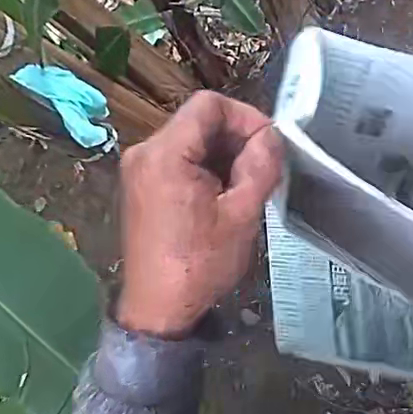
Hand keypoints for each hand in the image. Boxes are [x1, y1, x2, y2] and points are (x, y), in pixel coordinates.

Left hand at [115, 91, 282, 338]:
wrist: (159, 308)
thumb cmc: (200, 264)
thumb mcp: (242, 215)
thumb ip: (261, 166)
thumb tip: (272, 137)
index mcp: (166, 154)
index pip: (209, 104)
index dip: (246, 116)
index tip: (270, 144)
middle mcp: (145, 152)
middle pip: (199, 121)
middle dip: (238, 139)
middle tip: (265, 170)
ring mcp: (140, 170)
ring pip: (192, 142)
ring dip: (226, 156)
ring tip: (249, 188)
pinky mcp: (143, 187)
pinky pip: (181, 162)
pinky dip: (208, 170)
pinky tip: (226, 197)